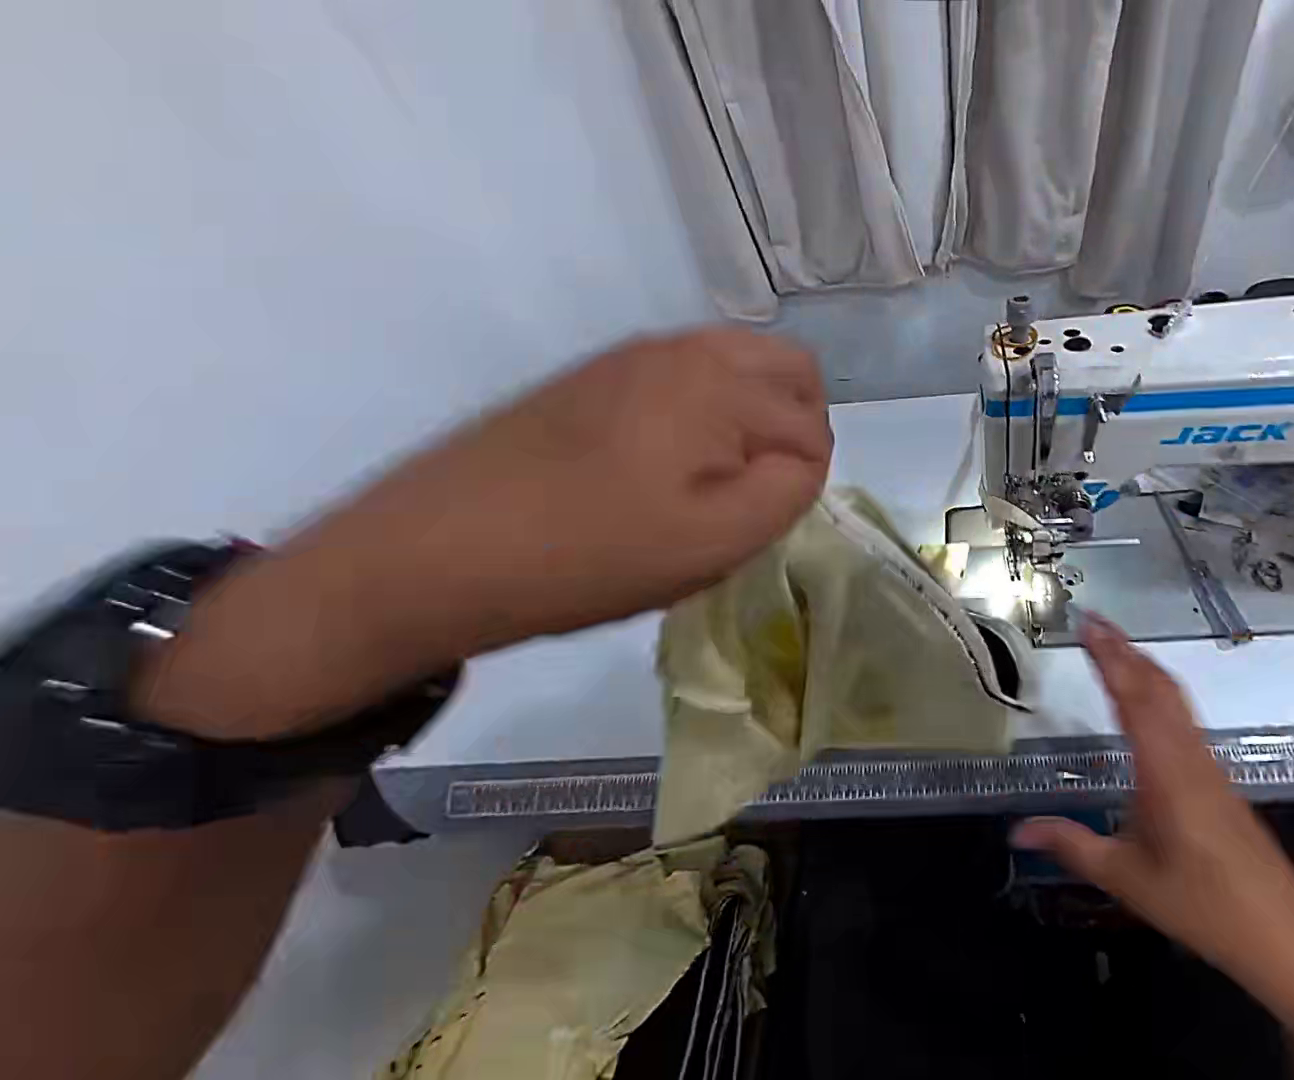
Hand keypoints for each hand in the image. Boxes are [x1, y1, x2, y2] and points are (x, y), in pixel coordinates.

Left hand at [136, 327, 831, 738]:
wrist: (435, 553)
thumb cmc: (590, 553)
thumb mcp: (717, 541)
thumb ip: (788, 490)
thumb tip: (800, 461)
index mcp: (718, 381)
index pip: (813, 427)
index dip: (801, 483)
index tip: (756, 523)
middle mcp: (681, 348)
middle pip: (789, 370)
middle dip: (796, 428)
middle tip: (761, 489)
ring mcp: (633, 356)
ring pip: (740, 367)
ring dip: (755, 417)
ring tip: (722, 478)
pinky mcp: (598, 377)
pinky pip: (690, 377)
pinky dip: (712, 411)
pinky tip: (672, 465)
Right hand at [1010, 616, 1293, 999]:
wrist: (1278, 931)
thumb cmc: (1199, 903)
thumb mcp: (1124, 877)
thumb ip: (1070, 845)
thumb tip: (1017, 830)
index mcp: (1162, 770)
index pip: (1132, 698)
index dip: (1109, 657)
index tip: (1088, 626)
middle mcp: (1187, 754)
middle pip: (1156, 686)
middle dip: (1124, 648)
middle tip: (1093, 620)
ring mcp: (1207, 761)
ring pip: (1175, 697)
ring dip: (1144, 664)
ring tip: (1115, 643)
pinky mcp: (1217, 774)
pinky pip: (1184, 715)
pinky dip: (1160, 688)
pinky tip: (1150, 695)